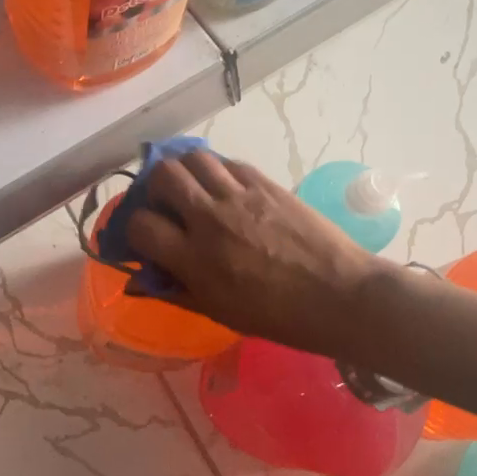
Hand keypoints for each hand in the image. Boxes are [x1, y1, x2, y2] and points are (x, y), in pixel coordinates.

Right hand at [123, 151, 399, 360]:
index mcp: (194, 259)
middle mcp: (209, 220)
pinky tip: (224, 187)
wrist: (342, 297)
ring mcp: (238, 197)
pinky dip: (217, 170)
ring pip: (193, 158)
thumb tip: (138, 280)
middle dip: (155, 187)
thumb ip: (175, 291)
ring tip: (193, 186)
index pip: (140, 224)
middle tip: (167, 202)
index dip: (134, 228)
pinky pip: (228, 162)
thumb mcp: (219, 313)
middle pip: (162, 176)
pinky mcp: (265, 184)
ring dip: (185, 170)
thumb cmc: (278, 317)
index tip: (145, 236)